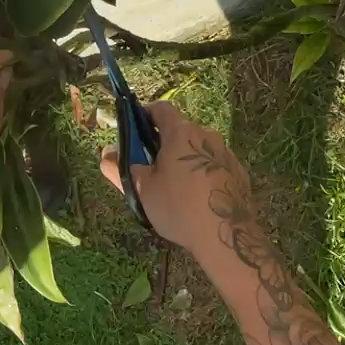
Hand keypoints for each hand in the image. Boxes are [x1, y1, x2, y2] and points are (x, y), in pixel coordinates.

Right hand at [99, 101, 257, 260]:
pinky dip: (203, 172)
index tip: (136, 132)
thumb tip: (105, 153)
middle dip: (164, 143)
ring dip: (185, 159)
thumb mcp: (142, 189)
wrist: (226, 236)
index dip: (145, 115)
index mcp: (181, 133)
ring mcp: (226, 152)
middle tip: (152, 168)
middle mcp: (206, 134)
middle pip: (180, 130)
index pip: (161, 109)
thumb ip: (120, 167)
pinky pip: (214, 164)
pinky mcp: (239, 171)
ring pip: (198, 148)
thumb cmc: (178, 208)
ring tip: (176, 188)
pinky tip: (198, 198)